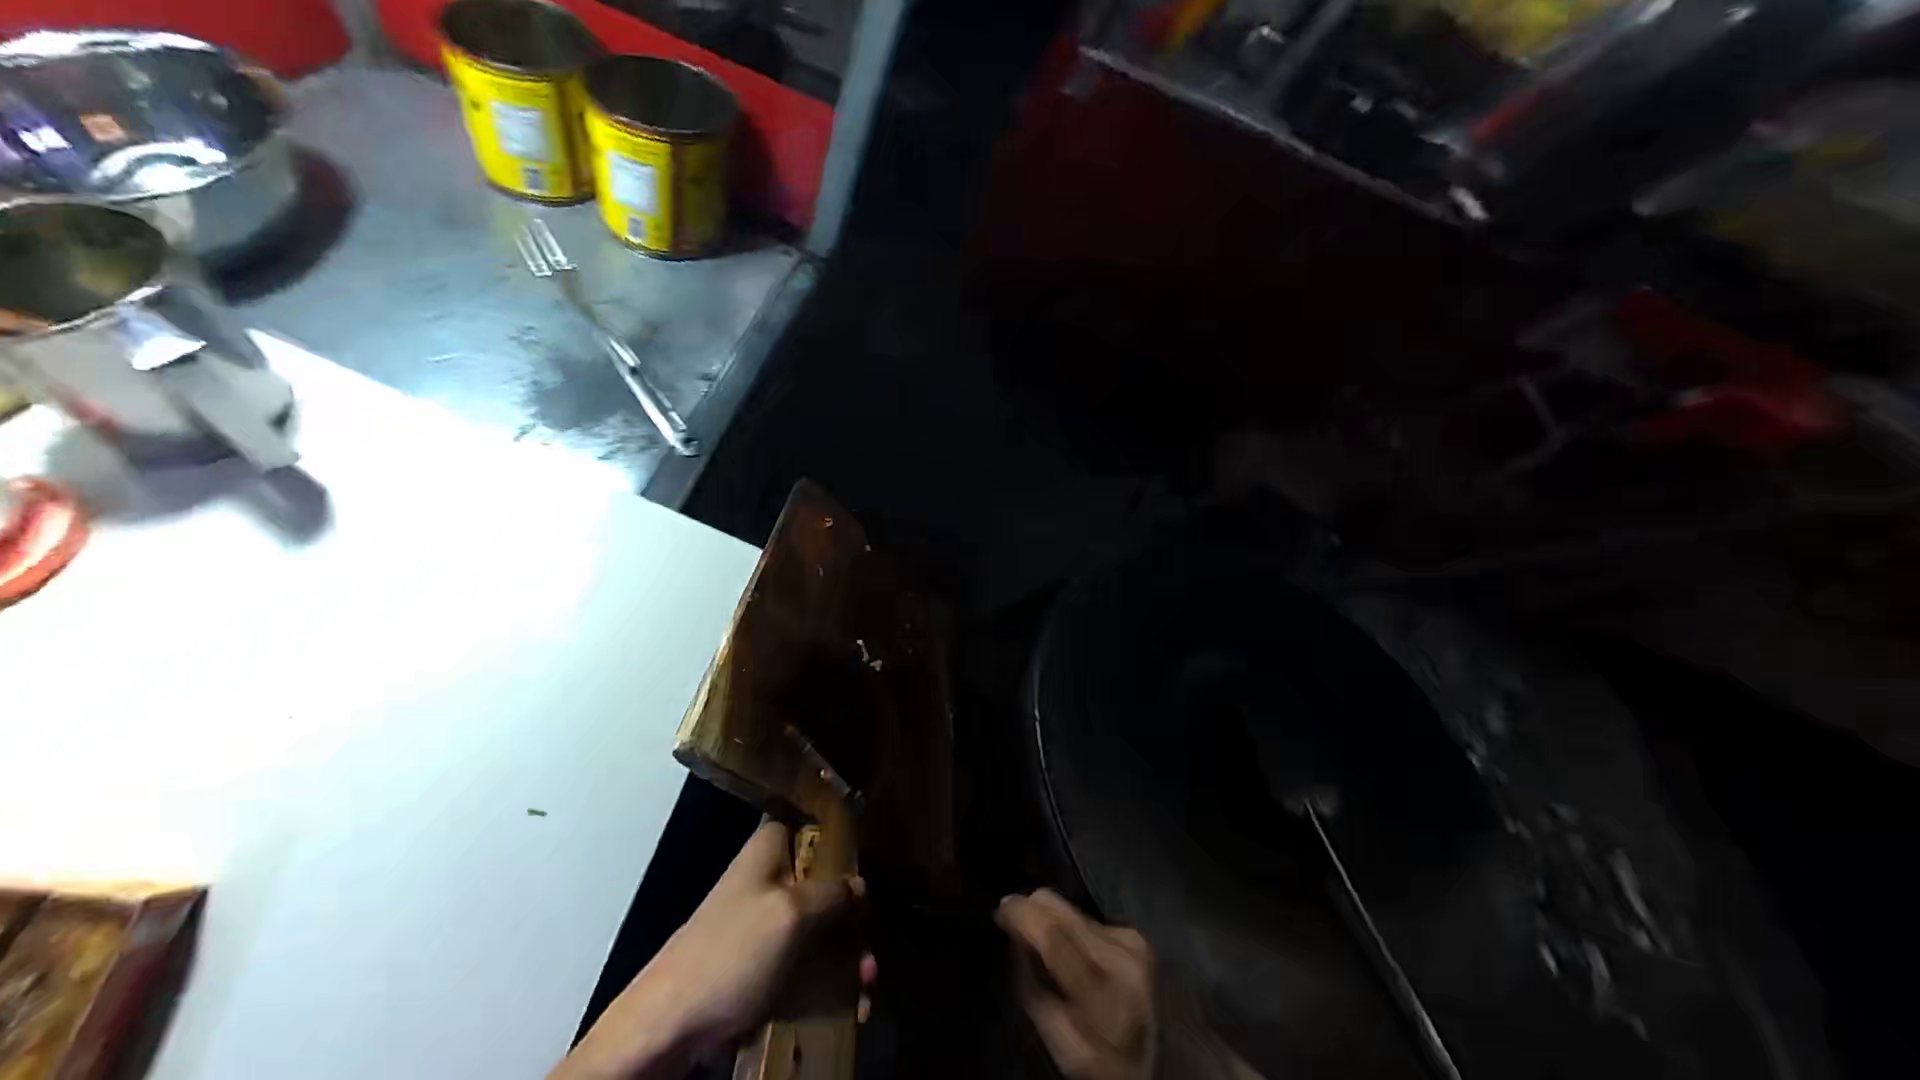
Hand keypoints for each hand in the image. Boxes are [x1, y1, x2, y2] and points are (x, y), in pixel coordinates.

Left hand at [553, 819, 875, 1079]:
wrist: (665, 1029)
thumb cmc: (730, 954)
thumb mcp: (791, 914)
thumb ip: (832, 894)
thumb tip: (860, 884)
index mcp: (768, 851)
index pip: (810, 823)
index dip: (842, 840)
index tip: (868, 864)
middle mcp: (766, 881)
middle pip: (823, 884)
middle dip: (852, 918)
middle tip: (869, 953)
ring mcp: (761, 926)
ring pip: (816, 929)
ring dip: (845, 957)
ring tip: (865, 988)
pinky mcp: (757, 966)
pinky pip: (802, 964)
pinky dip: (826, 981)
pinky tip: (849, 1006)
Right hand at [997, 890, 1157, 1079]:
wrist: (1172, 1060)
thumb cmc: (1111, 1063)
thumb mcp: (1064, 1048)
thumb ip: (1035, 991)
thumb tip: (1017, 941)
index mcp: (1102, 992)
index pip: (1055, 936)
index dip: (1024, 915)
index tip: (1002, 906)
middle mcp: (1120, 955)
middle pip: (1064, 911)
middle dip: (1033, 908)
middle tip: (1013, 916)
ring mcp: (1132, 941)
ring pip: (1074, 912)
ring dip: (1054, 922)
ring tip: (1048, 946)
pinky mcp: (1137, 934)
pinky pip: (1090, 921)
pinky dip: (1075, 930)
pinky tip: (1078, 954)